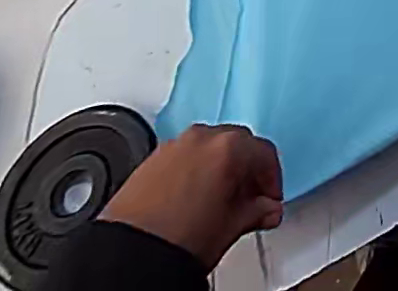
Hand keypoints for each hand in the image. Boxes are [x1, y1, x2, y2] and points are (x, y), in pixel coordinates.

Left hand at [99, 124, 283, 270]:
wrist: (125, 259)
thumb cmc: (174, 242)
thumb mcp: (230, 228)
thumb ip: (256, 211)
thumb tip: (265, 209)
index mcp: (230, 147)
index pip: (265, 153)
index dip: (272, 179)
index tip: (270, 198)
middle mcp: (204, 137)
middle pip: (239, 143)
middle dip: (247, 168)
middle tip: (249, 197)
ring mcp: (177, 145)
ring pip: (211, 146)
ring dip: (220, 165)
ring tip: (218, 198)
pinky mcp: (153, 157)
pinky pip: (185, 154)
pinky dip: (195, 167)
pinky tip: (192, 195)